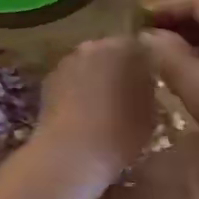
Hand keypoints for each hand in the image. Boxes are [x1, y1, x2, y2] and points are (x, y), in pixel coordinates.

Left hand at [35, 36, 156, 179]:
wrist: (73, 152)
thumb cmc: (121, 133)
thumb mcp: (150, 113)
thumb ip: (147, 90)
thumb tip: (143, 85)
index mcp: (124, 48)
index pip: (140, 49)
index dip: (145, 67)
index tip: (150, 85)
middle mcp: (93, 46)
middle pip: (110, 52)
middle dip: (118, 69)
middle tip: (126, 95)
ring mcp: (67, 61)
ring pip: (87, 65)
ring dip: (94, 78)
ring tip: (102, 106)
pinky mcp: (48, 80)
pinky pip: (69, 80)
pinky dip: (75, 90)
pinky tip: (80, 112)